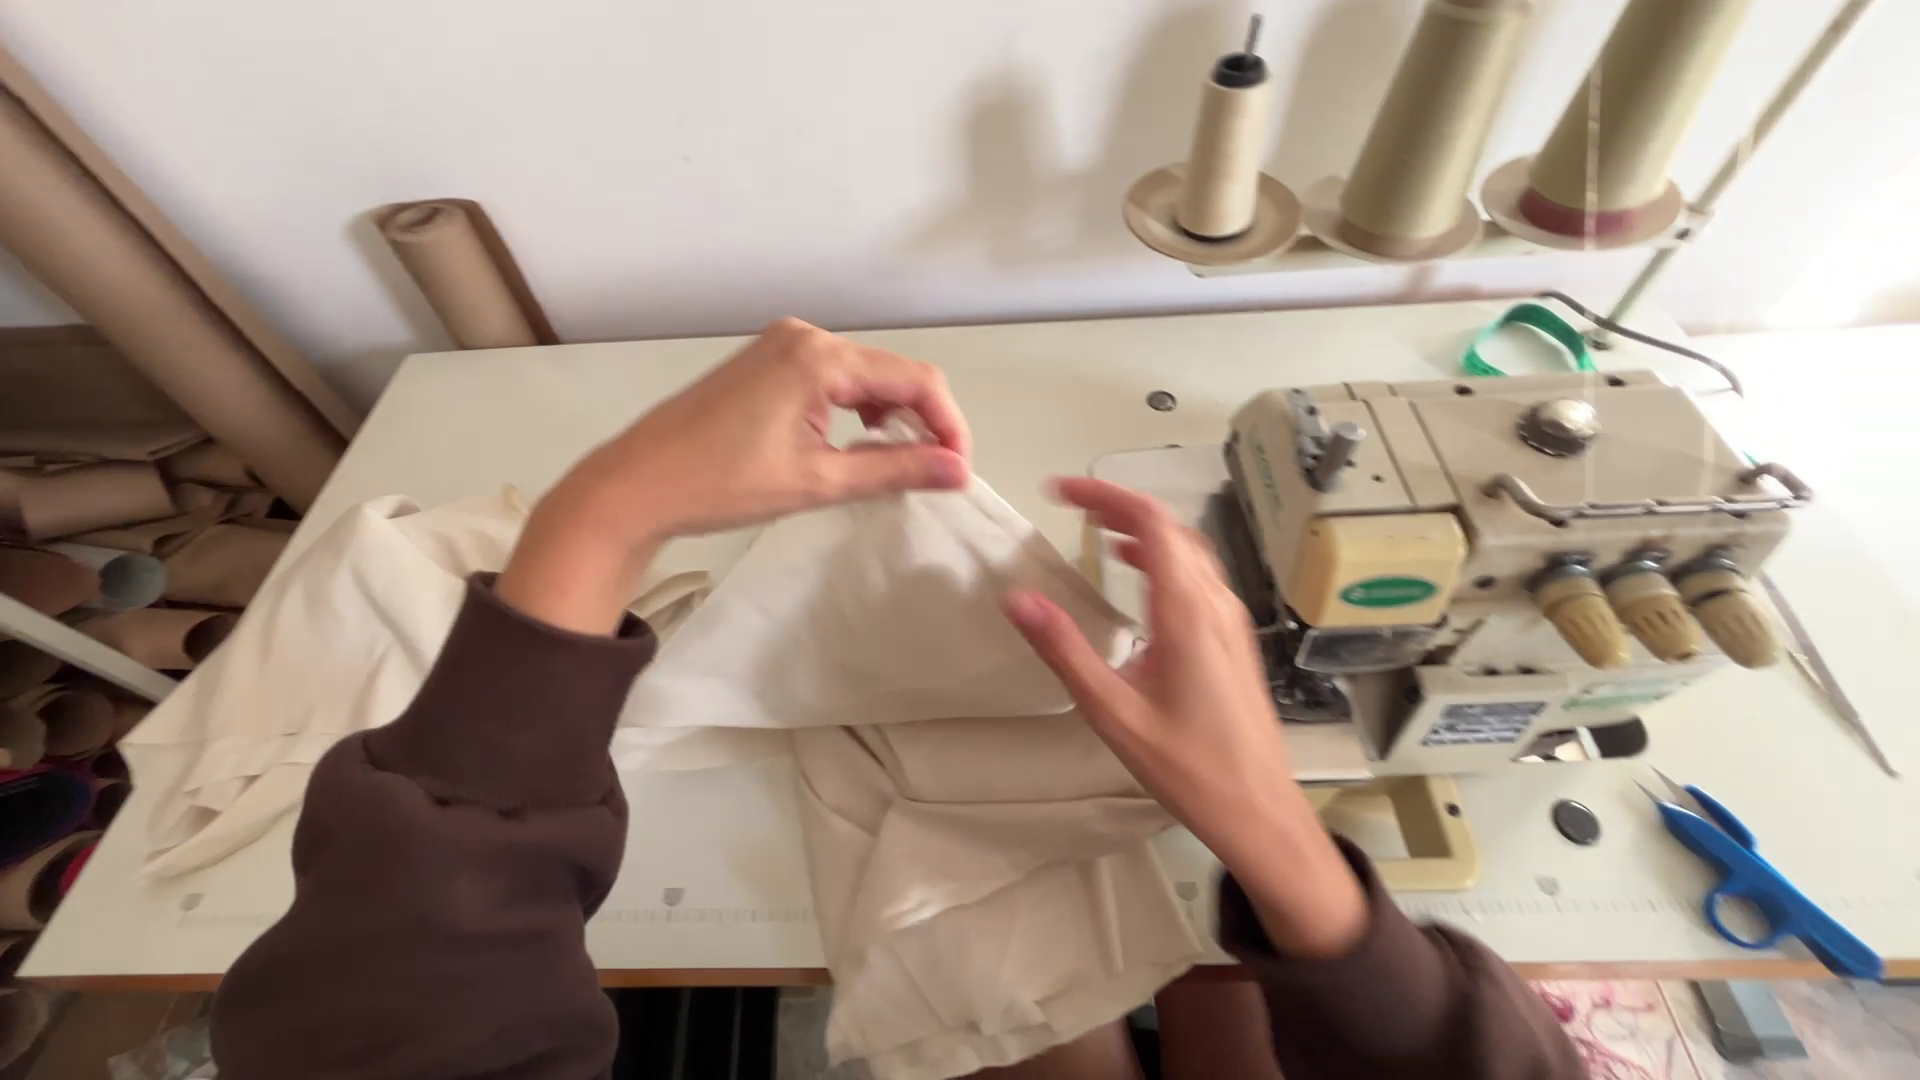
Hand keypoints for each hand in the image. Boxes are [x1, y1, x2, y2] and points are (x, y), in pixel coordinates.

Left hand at [499, 319, 970, 633]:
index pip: (916, 379)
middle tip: (931, 472)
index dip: (948, 425)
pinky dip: (856, 407)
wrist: (636, 484)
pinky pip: (833, 378)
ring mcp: (782, 344)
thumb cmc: (724, 483)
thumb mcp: (819, 480)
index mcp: (820, 356)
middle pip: (893, 371)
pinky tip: (852, 439)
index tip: (957, 472)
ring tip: (892, 461)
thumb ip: (895, 469)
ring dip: (890, 414)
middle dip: (921, 421)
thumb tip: (957, 470)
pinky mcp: (767, 362)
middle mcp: (806, 335)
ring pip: (864, 374)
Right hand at [1002, 477, 1366, 957]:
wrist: (1260, 812)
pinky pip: (1199, 575)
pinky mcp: (1233, 638)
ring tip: (1100, 529)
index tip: (1058, 490)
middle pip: (1171, 527)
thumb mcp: (1113, 711)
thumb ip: (1065, 650)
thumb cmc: (1188, 767)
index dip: (1104, 495)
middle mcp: (1215, 603)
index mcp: (1186, 611)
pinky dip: (1163, 557)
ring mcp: (1230, 619)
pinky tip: (1140, 576)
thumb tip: (1016, 598)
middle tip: (1071, 504)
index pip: (1149, 522)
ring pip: (1189, 549)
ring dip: (1144, 528)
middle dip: (1119, 504)